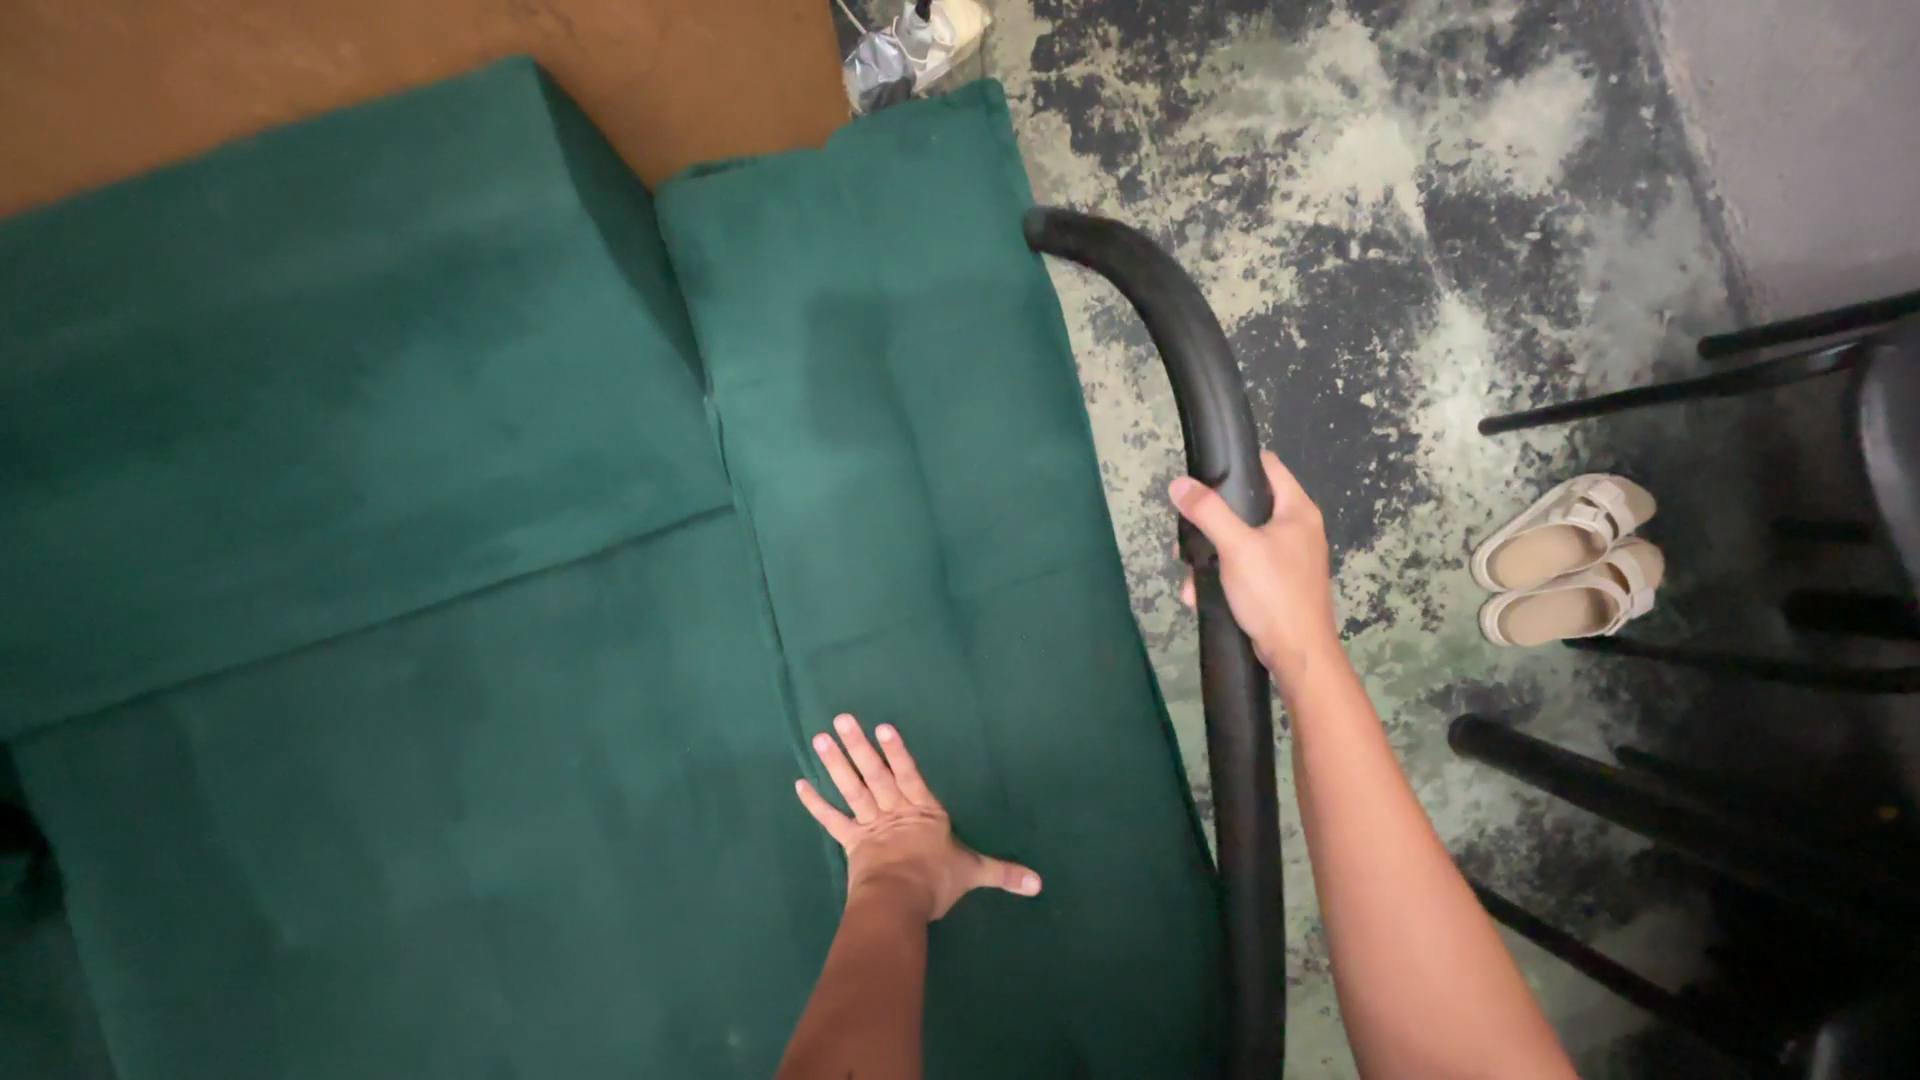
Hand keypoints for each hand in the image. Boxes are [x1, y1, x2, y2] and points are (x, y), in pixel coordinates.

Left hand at [795, 714, 1040, 920]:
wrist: (899, 905)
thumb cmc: (936, 882)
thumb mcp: (974, 873)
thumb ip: (1004, 873)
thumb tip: (1039, 883)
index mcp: (922, 810)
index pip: (909, 773)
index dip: (897, 750)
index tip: (882, 726)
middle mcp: (893, 810)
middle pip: (874, 773)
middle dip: (858, 745)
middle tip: (841, 718)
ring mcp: (869, 824)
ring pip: (851, 788)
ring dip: (835, 763)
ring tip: (820, 738)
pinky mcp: (850, 842)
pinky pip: (831, 820)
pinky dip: (815, 804)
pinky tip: (800, 784)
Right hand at [1169, 449, 1340, 687]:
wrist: (1297, 653)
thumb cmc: (1273, 592)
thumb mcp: (1236, 547)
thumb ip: (1208, 512)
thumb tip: (1179, 484)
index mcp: (1297, 511)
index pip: (1269, 467)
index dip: (1237, 465)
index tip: (1204, 475)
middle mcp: (1298, 529)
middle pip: (1248, 506)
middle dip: (1212, 520)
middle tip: (1187, 532)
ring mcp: (1288, 558)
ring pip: (1240, 540)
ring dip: (1210, 555)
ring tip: (1188, 570)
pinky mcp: (1277, 583)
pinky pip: (1243, 568)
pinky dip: (1221, 577)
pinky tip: (1199, 593)